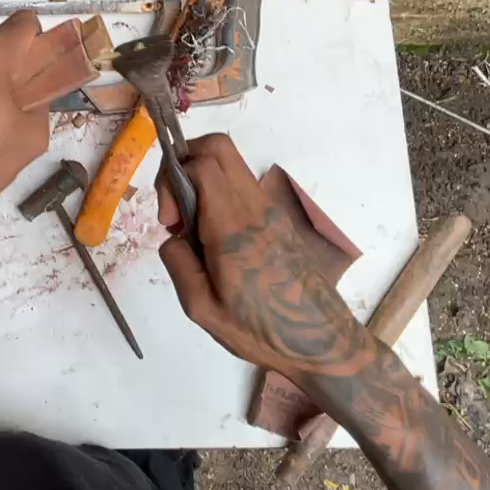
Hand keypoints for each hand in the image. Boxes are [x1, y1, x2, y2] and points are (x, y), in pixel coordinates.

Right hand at [155, 134, 367, 380]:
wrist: (321, 343)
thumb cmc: (259, 331)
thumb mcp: (200, 308)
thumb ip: (176, 262)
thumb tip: (175, 235)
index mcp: (233, 227)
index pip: (201, 164)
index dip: (171, 179)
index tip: (169, 221)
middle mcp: (254, 207)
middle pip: (217, 146)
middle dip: (182, 162)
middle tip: (175, 207)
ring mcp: (269, 209)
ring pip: (229, 161)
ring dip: (199, 177)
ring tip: (191, 224)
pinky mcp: (276, 217)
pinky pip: (239, 183)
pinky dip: (215, 192)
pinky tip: (212, 235)